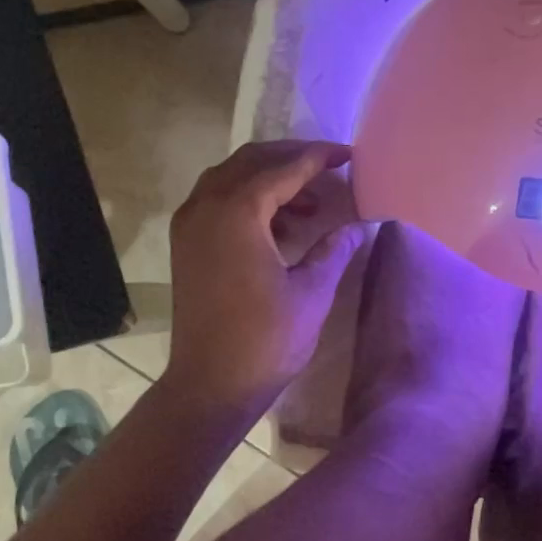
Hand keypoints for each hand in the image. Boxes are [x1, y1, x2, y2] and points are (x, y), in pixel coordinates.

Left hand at [164, 141, 363, 412]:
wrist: (211, 384)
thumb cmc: (266, 340)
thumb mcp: (311, 293)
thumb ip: (333, 250)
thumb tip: (355, 227)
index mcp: (237, 212)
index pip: (283, 168)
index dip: (319, 158)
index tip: (349, 155)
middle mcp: (206, 206)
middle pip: (252, 162)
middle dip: (292, 159)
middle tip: (330, 169)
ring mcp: (190, 225)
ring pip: (231, 179)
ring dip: (270, 180)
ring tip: (312, 204)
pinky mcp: (186, 245)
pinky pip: (217, 202)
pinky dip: (249, 201)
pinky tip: (281, 228)